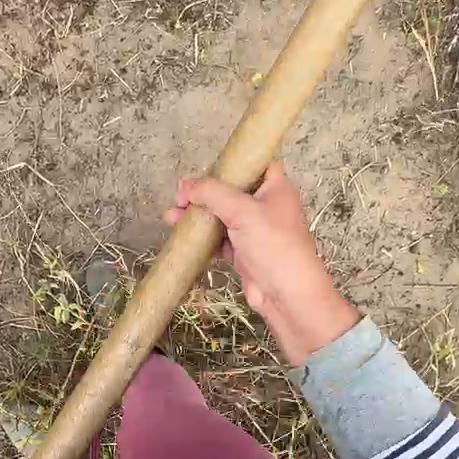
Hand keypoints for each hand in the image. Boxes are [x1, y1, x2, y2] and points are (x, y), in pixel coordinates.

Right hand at [162, 162, 359, 365]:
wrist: (287, 295)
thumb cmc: (274, 246)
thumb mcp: (243, 211)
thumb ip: (213, 193)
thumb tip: (186, 185)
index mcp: (276, 188)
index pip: (256, 165)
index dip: (233, 163)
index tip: (207, 168)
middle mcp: (266, 206)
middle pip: (231, 191)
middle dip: (204, 192)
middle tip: (181, 195)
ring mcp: (254, 230)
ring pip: (221, 216)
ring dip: (197, 215)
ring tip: (172, 216)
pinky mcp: (243, 252)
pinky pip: (219, 239)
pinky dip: (202, 237)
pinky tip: (182, 234)